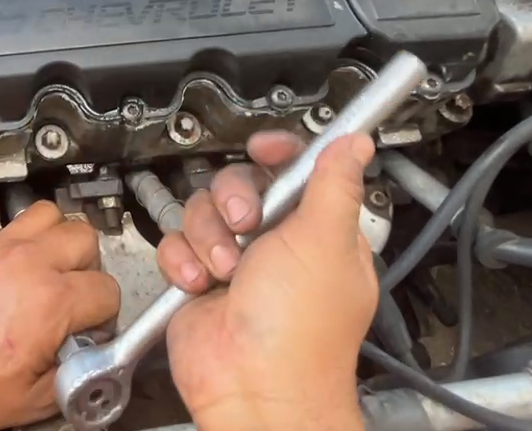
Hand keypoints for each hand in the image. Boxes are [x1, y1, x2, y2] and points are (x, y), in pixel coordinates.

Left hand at [0, 201, 120, 430]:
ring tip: (49, 268)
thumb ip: (76, 372)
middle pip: (84, 236)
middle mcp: (24, 262)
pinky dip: (16, 243)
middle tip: (76, 292)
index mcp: (49, 300)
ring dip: (56, 238)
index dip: (106, 315)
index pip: (107, 289)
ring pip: (46, 213)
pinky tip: (9, 272)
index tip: (94, 327)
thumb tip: (91, 357)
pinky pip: (6, 226)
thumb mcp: (36, 401)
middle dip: (88, 266)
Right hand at [157, 131, 378, 430]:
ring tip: (224, 270)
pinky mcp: (197, 276)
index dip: (274, 154)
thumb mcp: (324, 243)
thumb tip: (355, 142)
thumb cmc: (301, 329)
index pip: (292, 169)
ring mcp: (234, 260)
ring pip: (201, 208)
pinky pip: (175, 242)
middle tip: (244, 224)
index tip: (262, 151)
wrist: (252, 388)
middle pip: (236, 182)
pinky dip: (183, 261)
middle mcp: (274, 243)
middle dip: (233, 201)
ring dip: (208, 237)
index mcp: (315, 232)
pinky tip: (199, 284)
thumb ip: (333, 184)